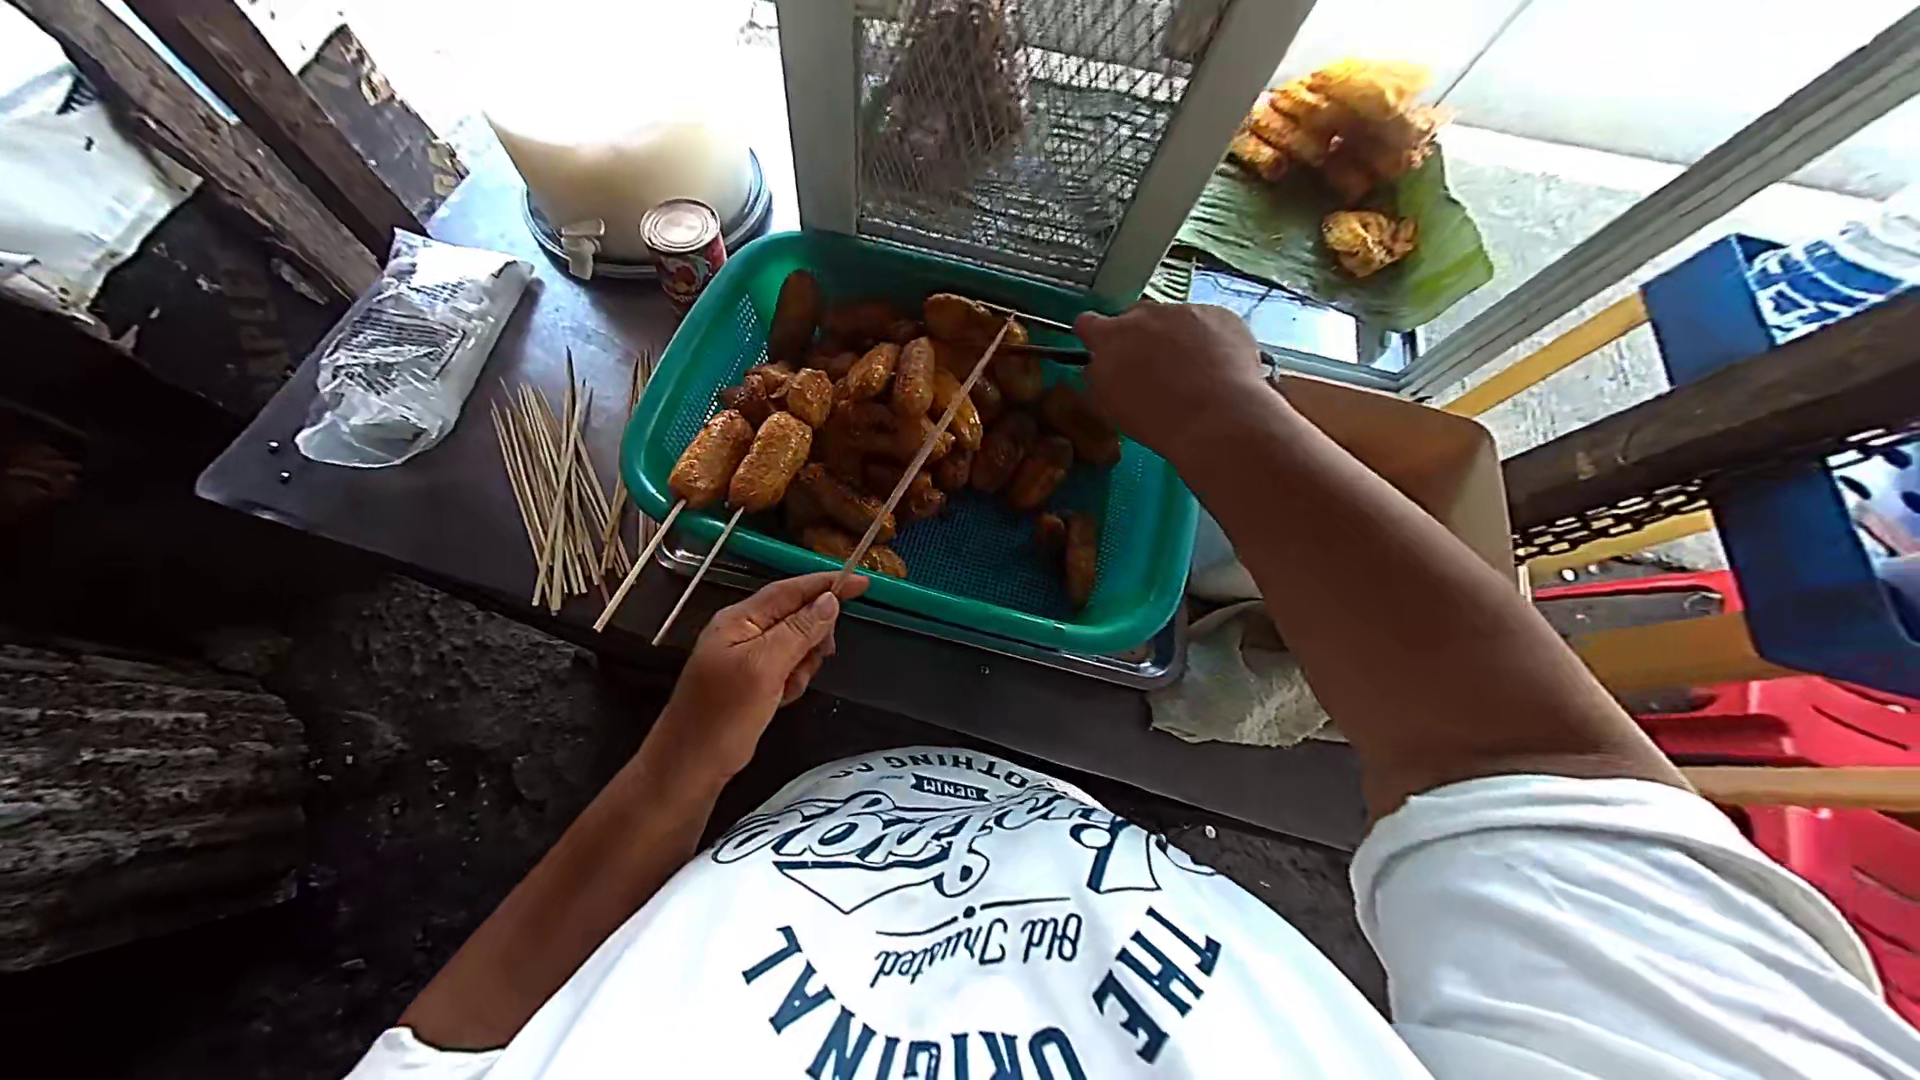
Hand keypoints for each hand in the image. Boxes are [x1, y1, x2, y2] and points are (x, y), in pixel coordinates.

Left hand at [648, 572, 868, 783]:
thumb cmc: (721, 716)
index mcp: (740, 619)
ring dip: (804, 663)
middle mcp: (745, 631)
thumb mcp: (764, 668)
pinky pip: (789, 666)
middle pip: (798, 615)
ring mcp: (749, 655)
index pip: (792, 590)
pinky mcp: (754, 679)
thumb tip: (830, 601)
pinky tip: (781, 697)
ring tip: (789, 686)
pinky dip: (794, 680)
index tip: (863, 583)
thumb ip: (799, 631)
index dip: (828, 583)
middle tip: (819, 657)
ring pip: (799, 643)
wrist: (689, 767)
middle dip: (814, 636)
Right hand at [1074, 303, 1273, 461]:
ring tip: (1190, 372)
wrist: (1217, 419)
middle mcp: (1146, 314)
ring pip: (1172, 319)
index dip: (1094, 337)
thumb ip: (1097, 376)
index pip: (1087, 322)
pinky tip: (1215, 367)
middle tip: (1151, 368)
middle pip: (1134, 316)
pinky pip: (1206, 322)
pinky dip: (1206, 339)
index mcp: (1111, 337)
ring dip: (1174, 337)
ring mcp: (1186, 310)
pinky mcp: (1221, 314)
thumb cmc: (1156, 419)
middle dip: (1138, 337)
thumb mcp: (1108, 405)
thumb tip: (1099, 365)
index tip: (1102, 350)